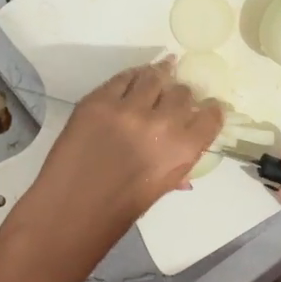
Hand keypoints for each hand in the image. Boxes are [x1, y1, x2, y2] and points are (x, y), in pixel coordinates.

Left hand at [37, 58, 223, 226]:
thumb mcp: (158, 191)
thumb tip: (184, 173)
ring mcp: (128, 109)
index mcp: (182, 150)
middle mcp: (161, 123)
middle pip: (182, 93)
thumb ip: (175, 171)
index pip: (210, 116)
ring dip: (161, 75)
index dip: (211, 109)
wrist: (69, 209)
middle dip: (183, 95)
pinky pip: (122, 78)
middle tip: (177, 96)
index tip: (207, 107)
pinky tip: (136, 77)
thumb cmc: (118, 212)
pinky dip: (132, 77)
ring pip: (154, 77)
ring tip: (164, 69)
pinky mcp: (99, 100)